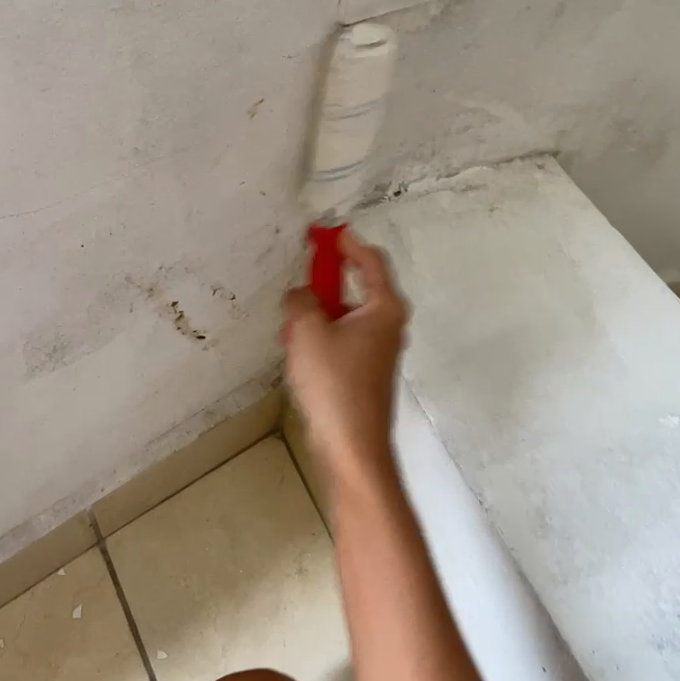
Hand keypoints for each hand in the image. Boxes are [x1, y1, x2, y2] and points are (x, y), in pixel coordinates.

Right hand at [282, 230, 408, 489]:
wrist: (350, 446)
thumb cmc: (333, 383)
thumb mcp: (307, 331)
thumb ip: (301, 300)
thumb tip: (302, 295)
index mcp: (384, 307)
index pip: (370, 260)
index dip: (347, 243)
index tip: (324, 233)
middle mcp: (389, 326)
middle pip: (358, 288)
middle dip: (326, 285)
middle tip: (300, 286)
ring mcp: (379, 352)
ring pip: (346, 318)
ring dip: (318, 316)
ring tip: (290, 330)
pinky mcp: (366, 374)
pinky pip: (342, 341)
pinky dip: (321, 339)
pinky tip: (298, 356)